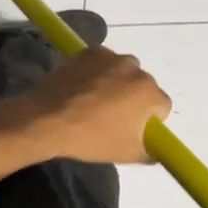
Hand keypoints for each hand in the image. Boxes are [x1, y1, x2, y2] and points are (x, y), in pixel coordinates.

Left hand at [16, 47, 171, 163]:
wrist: (45, 119)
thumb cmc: (90, 137)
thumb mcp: (128, 154)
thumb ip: (152, 151)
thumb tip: (157, 148)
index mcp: (150, 92)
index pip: (161, 107)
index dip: (147, 121)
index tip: (128, 130)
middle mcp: (134, 68)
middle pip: (142, 86)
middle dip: (132, 100)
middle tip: (108, 118)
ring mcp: (109, 57)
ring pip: (121, 72)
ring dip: (114, 84)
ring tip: (91, 103)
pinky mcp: (87, 53)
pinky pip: (101, 63)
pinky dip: (96, 73)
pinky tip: (80, 89)